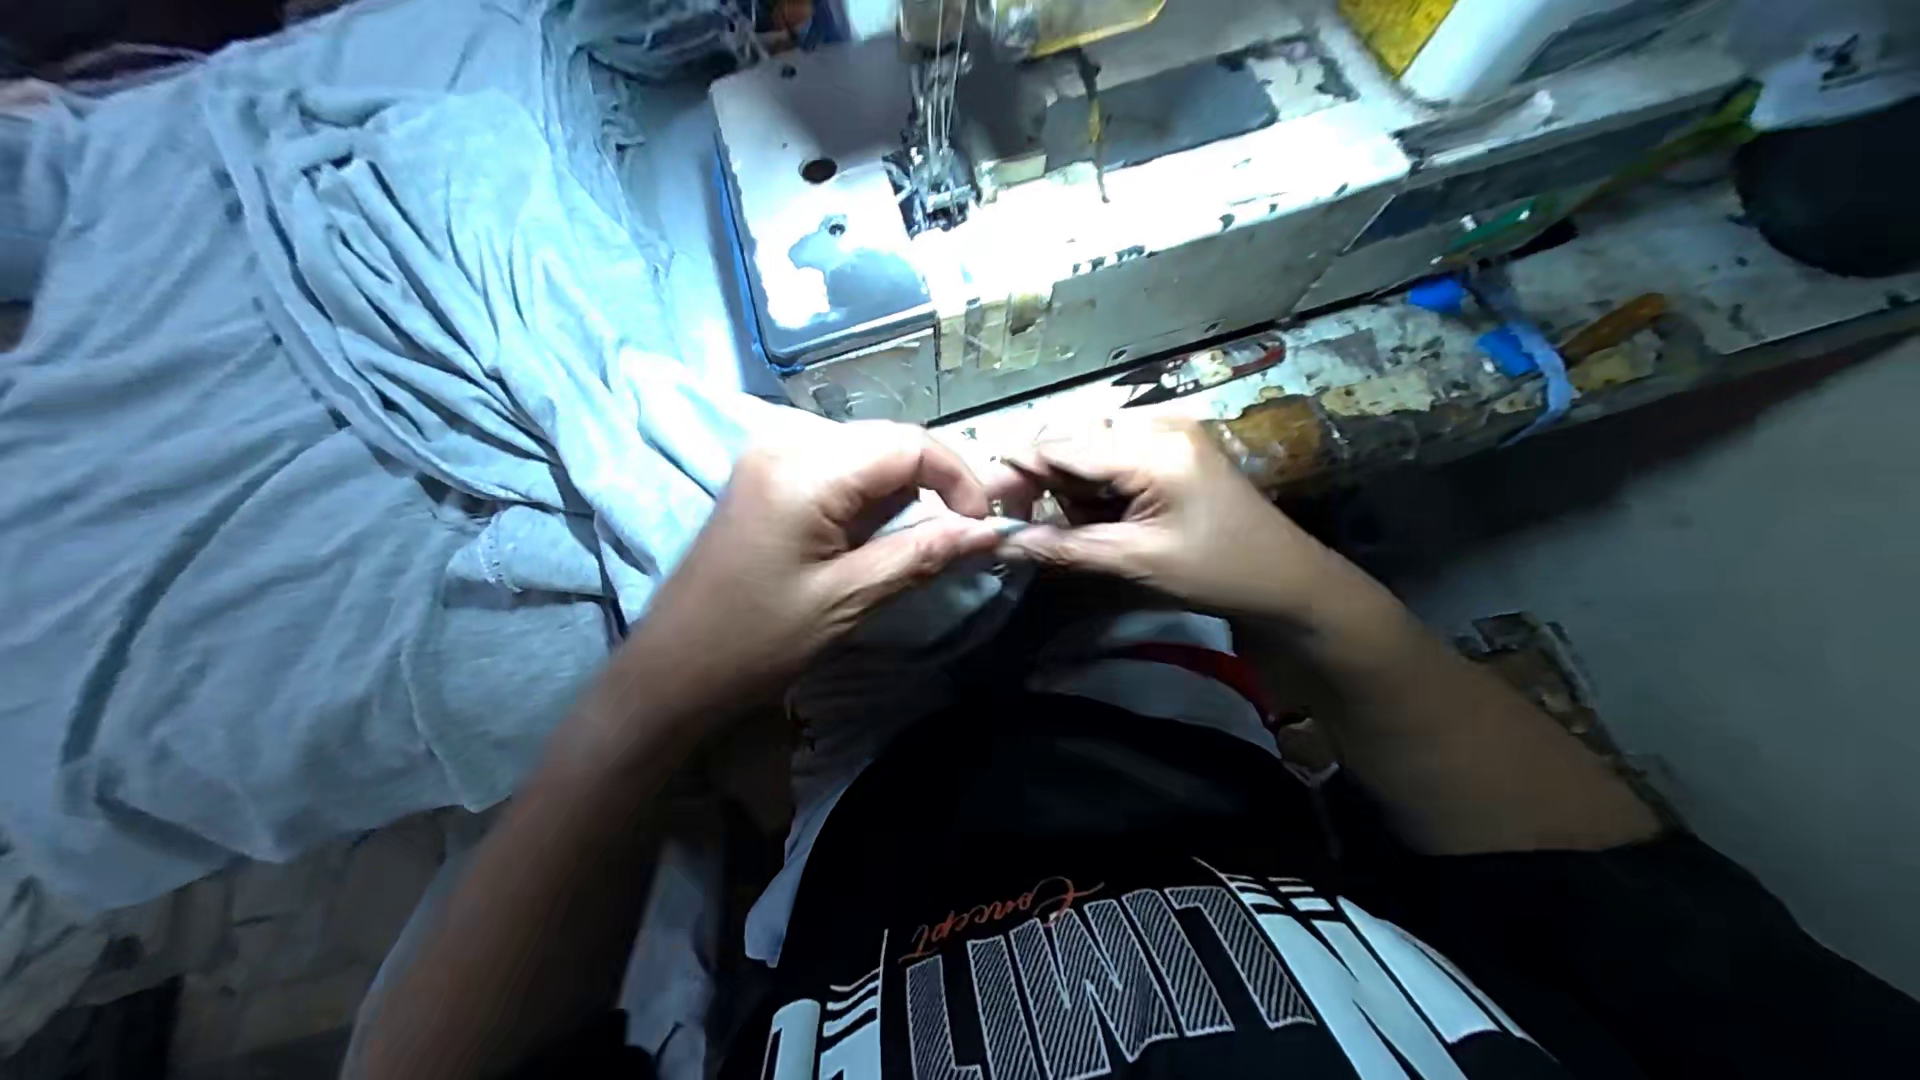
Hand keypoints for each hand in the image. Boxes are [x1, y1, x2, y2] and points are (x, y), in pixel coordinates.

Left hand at [614, 422, 1003, 719]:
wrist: (672, 668)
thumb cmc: (757, 641)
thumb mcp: (849, 600)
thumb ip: (922, 554)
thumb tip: (989, 532)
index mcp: (805, 468)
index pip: (908, 444)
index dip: (958, 479)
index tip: (980, 526)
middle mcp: (785, 441)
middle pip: (887, 440)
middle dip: (933, 482)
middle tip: (957, 533)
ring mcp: (769, 454)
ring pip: (865, 450)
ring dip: (902, 489)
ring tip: (918, 537)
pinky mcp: (764, 473)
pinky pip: (836, 464)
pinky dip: (869, 493)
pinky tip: (873, 530)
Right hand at [994, 419, 1340, 617]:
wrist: (1287, 578)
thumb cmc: (1217, 572)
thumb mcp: (1135, 561)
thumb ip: (1063, 547)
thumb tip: (999, 542)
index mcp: (1154, 447)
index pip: (1062, 445)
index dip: (1019, 473)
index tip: (989, 505)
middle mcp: (1158, 421)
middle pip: (1070, 436)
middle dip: (1046, 479)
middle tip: (1033, 522)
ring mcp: (1168, 426)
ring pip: (1087, 443)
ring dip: (1072, 483)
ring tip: (1089, 524)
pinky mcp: (1172, 440)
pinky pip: (1111, 450)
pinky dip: (1096, 481)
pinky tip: (1108, 511)